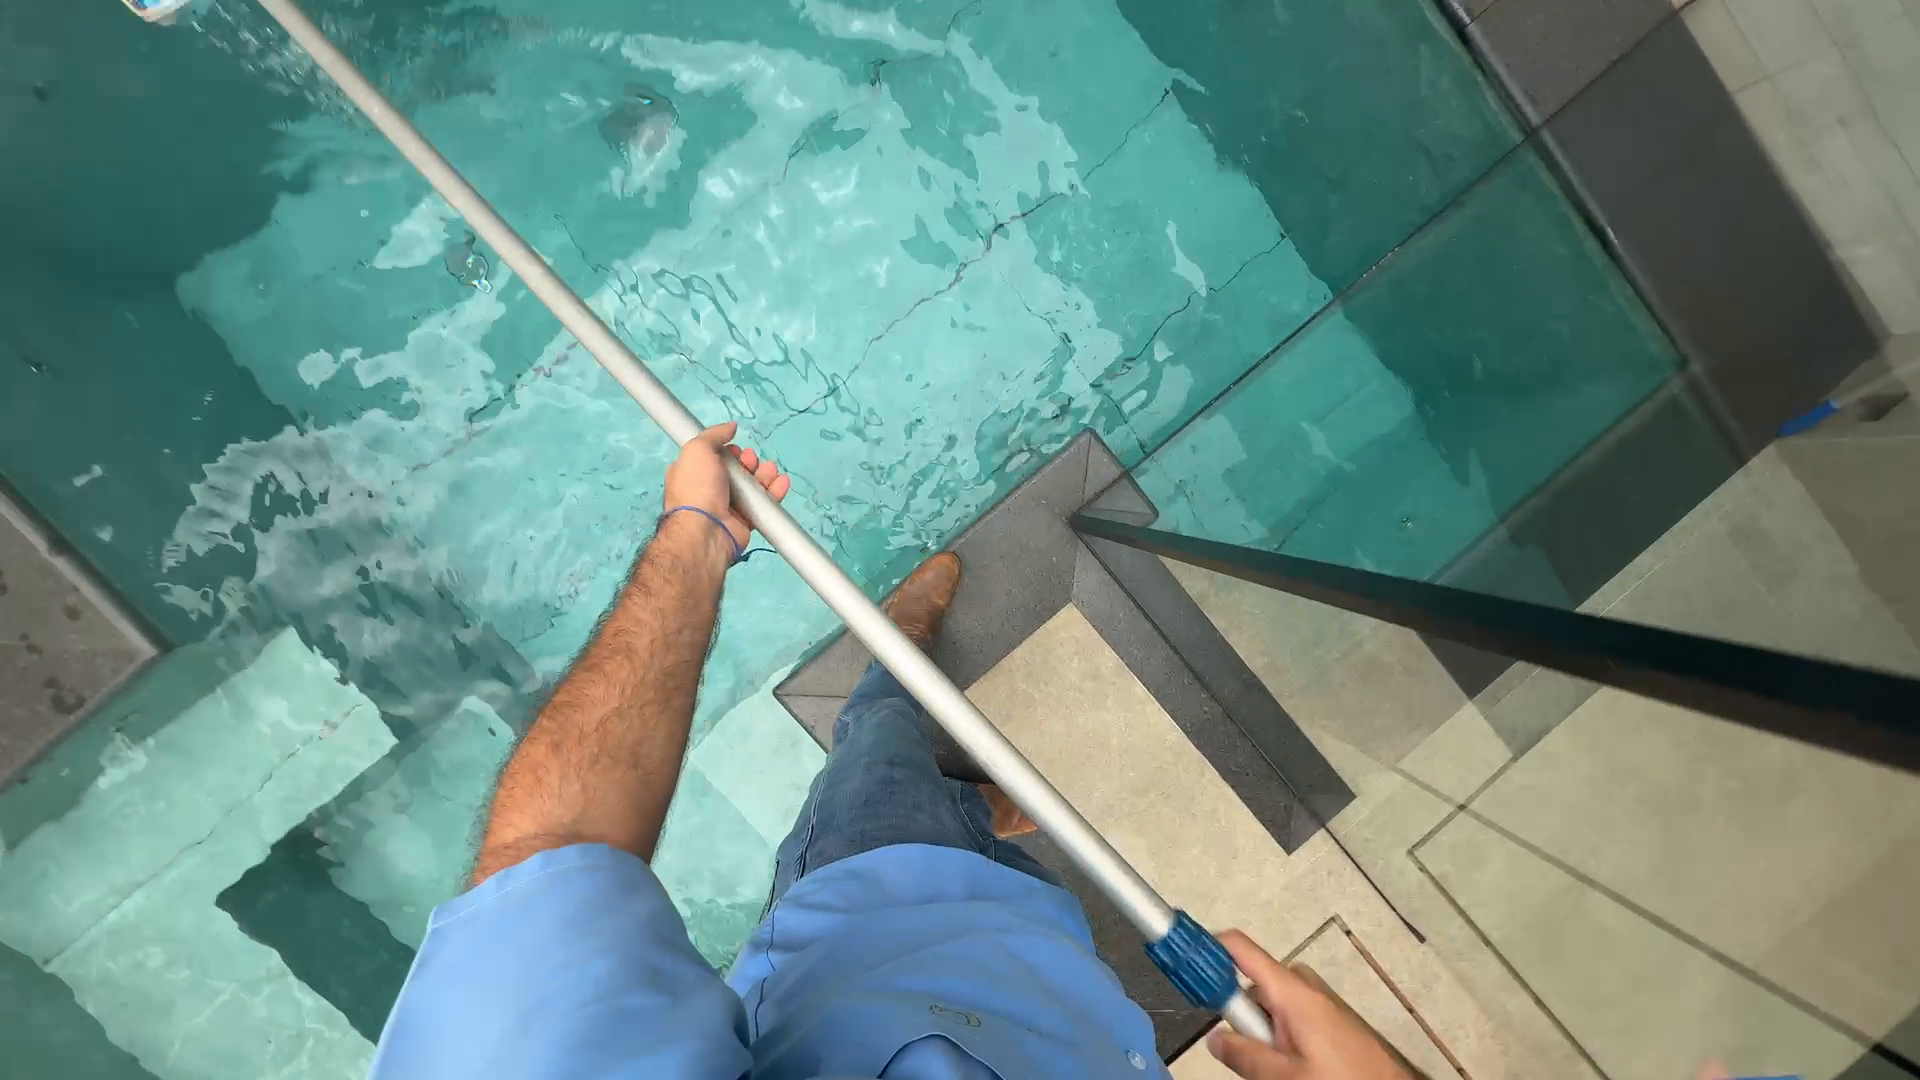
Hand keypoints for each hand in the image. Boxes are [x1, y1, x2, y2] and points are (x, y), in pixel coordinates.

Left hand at [662, 422, 790, 553]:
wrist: (706, 529)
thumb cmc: (697, 487)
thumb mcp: (697, 449)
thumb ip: (714, 434)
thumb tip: (731, 426)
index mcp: (695, 473)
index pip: (717, 457)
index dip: (729, 451)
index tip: (736, 449)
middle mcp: (711, 489)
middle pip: (738, 470)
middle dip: (750, 462)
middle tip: (751, 462)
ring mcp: (730, 505)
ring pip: (754, 486)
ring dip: (765, 475)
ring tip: (770, 471)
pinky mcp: (746, 520)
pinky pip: (764, 503)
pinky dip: (775, 492)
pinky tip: (781, 483)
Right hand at [1207, 931, 1421, 1079]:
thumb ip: (1247, 1057)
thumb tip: (1213, 1037)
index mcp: (1291, 991)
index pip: (1239, 947)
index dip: (1207, 945)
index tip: (1181, 956)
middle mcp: (1306, 986)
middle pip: (1255, 984)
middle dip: (1245, 1016)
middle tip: (1254, 1057)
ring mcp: (1323, 1003)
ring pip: (1275, 1006)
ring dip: (1269, 1034)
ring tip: (1286, 1074)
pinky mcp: (1337, 1021)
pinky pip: (1295, 1017)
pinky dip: (1288, 1038)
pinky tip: (1303, 1071)